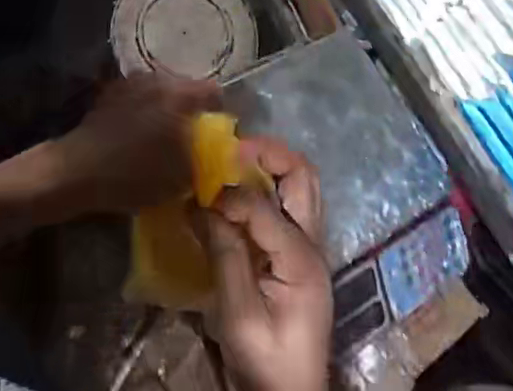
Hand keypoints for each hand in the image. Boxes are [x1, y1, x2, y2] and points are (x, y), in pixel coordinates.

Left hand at [48, 73, 219, 215]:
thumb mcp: (179, 178)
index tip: (213, 133)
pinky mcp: (111, 90)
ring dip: (167, 107)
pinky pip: (140, 94)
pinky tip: (136, 131)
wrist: (77, 170)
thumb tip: (216, 156)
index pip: (213, 91)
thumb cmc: (132, 174)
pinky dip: (144, 107)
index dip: (218, 112)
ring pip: (162, 90)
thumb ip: (204, 161)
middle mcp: (158, 79)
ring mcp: (132, 81)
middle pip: (187, 87)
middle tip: (188, 136)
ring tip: (161, 134)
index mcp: (179, 96)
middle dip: (191, 109)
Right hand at [201, 138, 332, 390]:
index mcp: (302, 258)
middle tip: (233, 148)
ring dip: (272, 165)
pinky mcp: (301, 256)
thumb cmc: (266, 363)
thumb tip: (202, 205)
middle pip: (303, 175)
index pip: (264, 208)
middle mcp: (313, 243)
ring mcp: (311, 247)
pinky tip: (243, 192)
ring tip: (238, 161)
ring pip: (302, 184)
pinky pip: (292, 204)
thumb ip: (225, 256)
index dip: (230, 197)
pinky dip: (269, 187)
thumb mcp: (239, 317)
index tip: (199, 197)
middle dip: (269, 153)